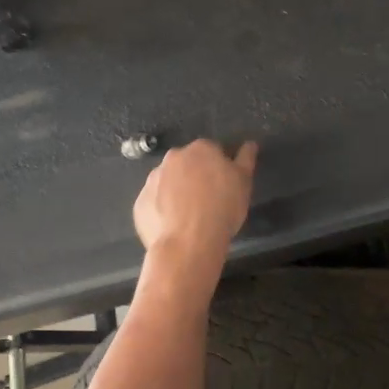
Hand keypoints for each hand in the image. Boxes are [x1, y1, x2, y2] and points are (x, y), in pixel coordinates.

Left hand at [132, 140, 257, 266]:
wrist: (188, 244)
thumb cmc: (221, 208)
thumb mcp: (244, 181)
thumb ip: (246, 158)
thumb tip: (249, 144)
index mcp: (200, 149)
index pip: (212, 150)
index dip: (219, 167)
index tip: (224, 185)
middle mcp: (173, 158)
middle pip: (187, 163)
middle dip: (195, 176)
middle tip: (207, 200)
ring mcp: (152, 181)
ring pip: (168, 182)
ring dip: (177, 191)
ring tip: (189, 216)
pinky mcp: (139, 204)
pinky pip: (154, 202)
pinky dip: (162, 209)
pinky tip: (174, 226)